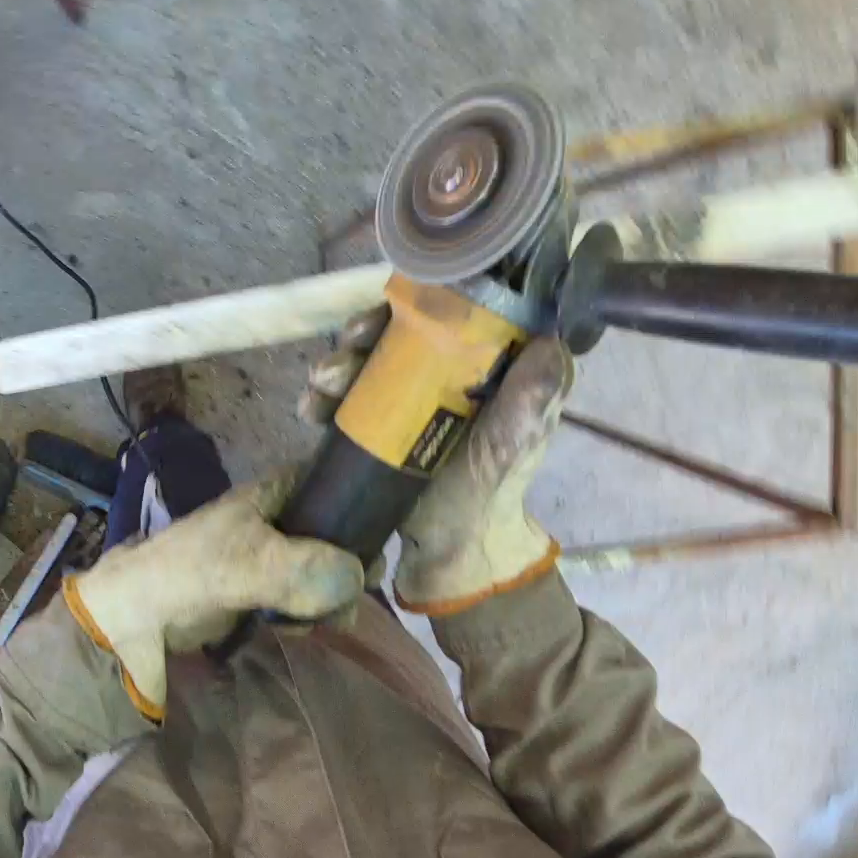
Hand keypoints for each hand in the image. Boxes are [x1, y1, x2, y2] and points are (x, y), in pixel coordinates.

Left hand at [64, 476, 365, 717]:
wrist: (140, 615)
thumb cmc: (193, 572)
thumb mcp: (251, 564)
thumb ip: (307, 569)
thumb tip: (358, 580)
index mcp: (280, 491)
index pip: (339, 482)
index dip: (364, 505)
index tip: (378, 543)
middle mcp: (284, 516)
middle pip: (341, 532)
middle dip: (351, 566)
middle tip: (348, 598)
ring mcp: (276, 553)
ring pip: (329, 569)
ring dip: (332, 597)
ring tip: (320, 620)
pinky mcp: (267, 588)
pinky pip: (308, 596)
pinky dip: (312, 613)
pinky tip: (300, 628)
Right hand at [301, 306, 574, 614]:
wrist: (451, 554)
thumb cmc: (490, 496)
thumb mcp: (514, 447)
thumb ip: (530, 402)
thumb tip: (548, 341)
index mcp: (481, 371)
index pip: (449, 317)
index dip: (418, 304)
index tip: (391, 310)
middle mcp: (440, 379)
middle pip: (396, 337)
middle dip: (363, 336)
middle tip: (344, 349)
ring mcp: (403, 405)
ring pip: (365, 366)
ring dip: (337, 366)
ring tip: (319, 387)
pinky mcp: (374, 431)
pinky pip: (344, 405)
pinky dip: (323, 402)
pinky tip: (309, 410)